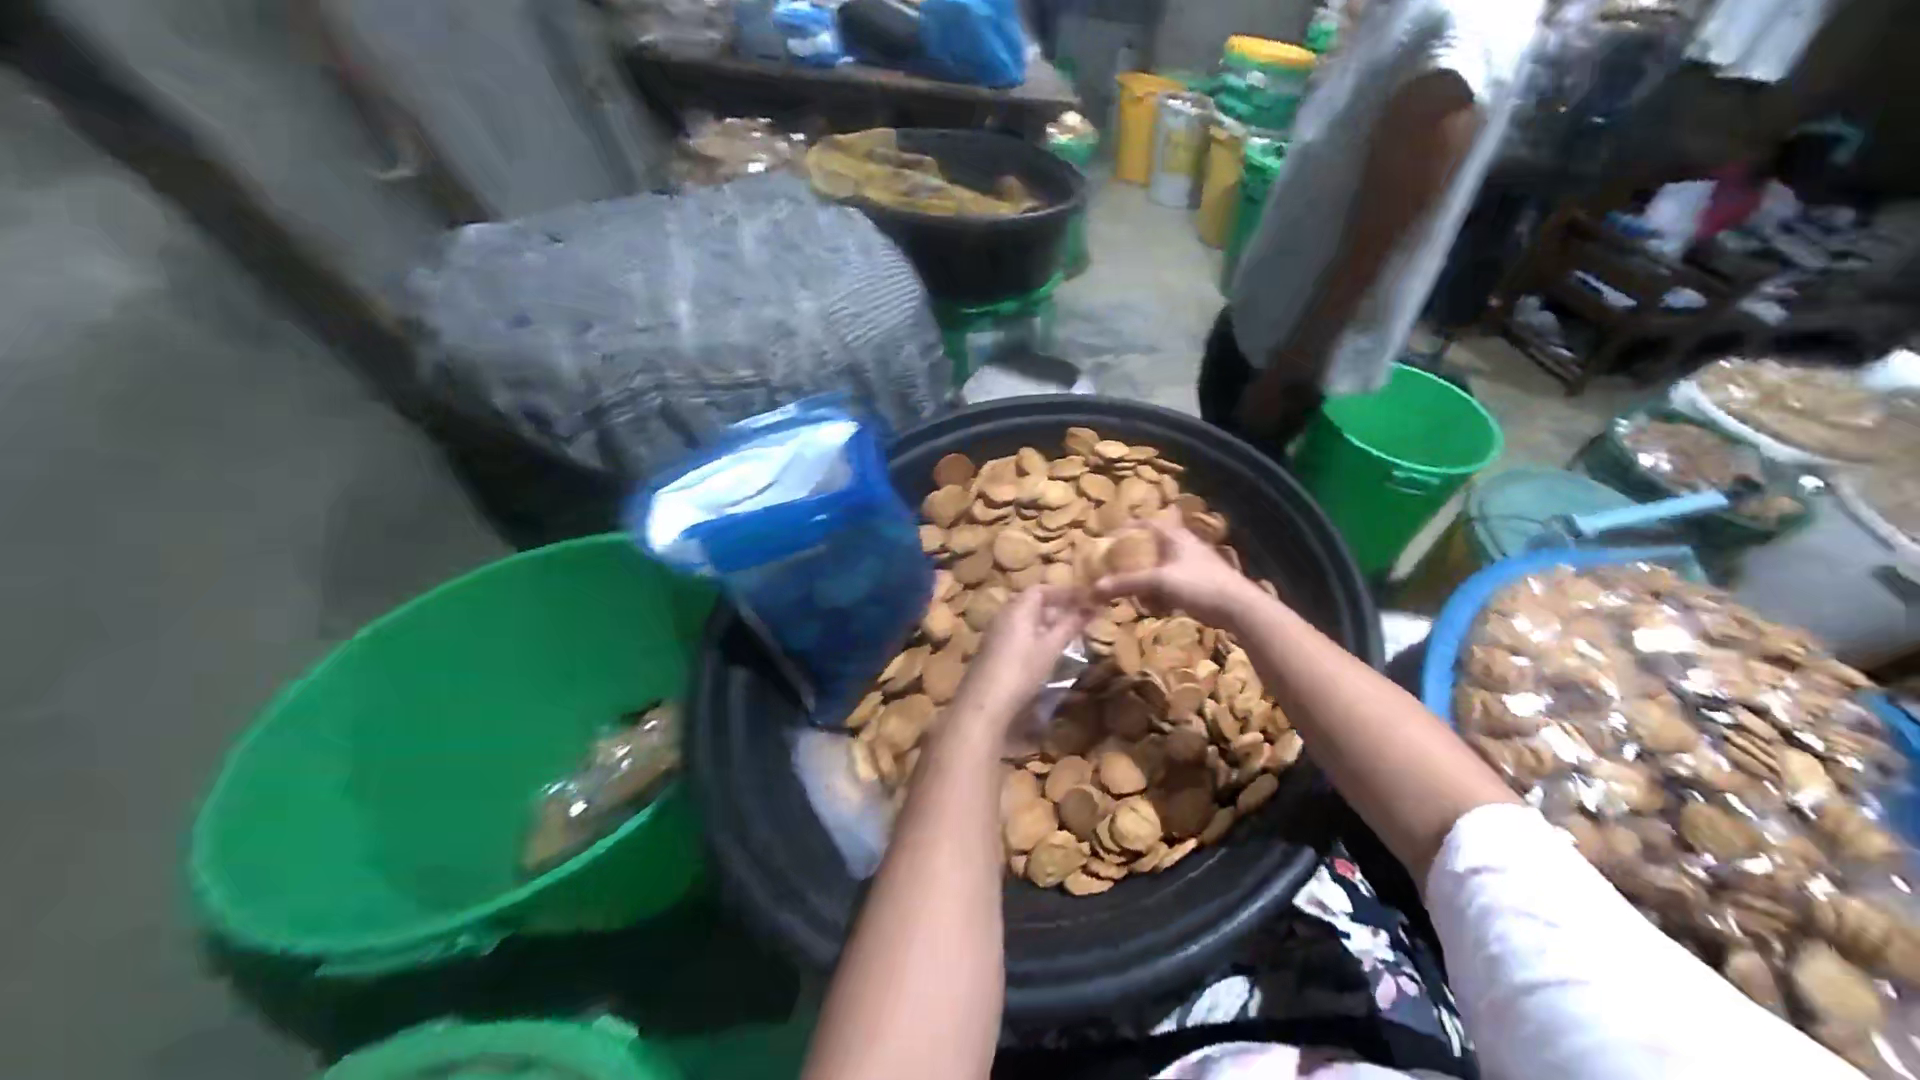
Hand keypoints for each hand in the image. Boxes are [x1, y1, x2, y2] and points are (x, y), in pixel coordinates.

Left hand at [950, 586, 1090, 728]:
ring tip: (1068, 635)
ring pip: (1025, 620)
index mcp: (1018, 608)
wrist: (985, 702)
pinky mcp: (993, 650)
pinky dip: (1035, 636)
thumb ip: (1070, 624)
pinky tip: (1047, 652)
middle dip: (1057, 608)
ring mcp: (996, 633)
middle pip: (1032, 603)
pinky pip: (1017, 633)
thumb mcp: (1051, 646)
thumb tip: (1091, 606)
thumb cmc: (1022, 669)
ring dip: (1046, 624)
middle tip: (1079, 618)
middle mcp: (1004, 615)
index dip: (1063, 593)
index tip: (1084, 599)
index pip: (1041, 590)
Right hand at [1093, 511, 1266, 630]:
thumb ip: (1127, 584)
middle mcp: (1185, 545)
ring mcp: (1195, 565)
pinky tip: (1158, 607)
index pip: (1146, 522)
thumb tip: (1094, 588)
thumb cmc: (1199, 585)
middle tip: (1119, 570)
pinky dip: (1162, 593)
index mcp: (1175, 536)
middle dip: (1136, 559)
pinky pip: (1173, 584)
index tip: (1110, 536)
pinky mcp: (1202, 584)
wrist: (1240, 608)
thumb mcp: (1159, 582)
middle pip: (1154, 546)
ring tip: (1138, 594)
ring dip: (1149, 580)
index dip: (1127, 526)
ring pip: (1163, 568)